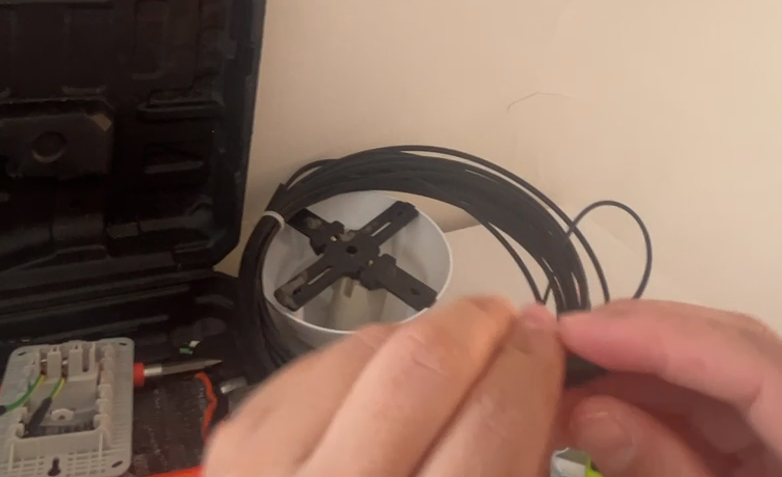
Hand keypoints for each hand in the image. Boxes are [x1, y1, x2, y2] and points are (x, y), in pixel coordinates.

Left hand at [206, 296, 564, 476]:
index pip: (492, 427)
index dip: (530, 369)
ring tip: (457, 342)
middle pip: (420, 367)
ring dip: (423, 333)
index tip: (546, 343)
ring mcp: (267, 470)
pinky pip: (317, 363)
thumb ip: (509, 476)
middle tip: (509, 320)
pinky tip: (392, 370)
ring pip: (365, 349)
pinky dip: (366, 355)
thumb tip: (532, 391)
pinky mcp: (235, 447)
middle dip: (478, 326)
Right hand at [557, 301, 781, 476]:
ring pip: (720, 378)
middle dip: (640, 344)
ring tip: (568, 379)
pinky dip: (654, 408)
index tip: (574, 333)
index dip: (662, 338)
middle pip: (738, 354)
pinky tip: (604, 410)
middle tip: (557, 347)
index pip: (761, 367)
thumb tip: (581, 408)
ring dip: (638, 373)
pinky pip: (716, 417)